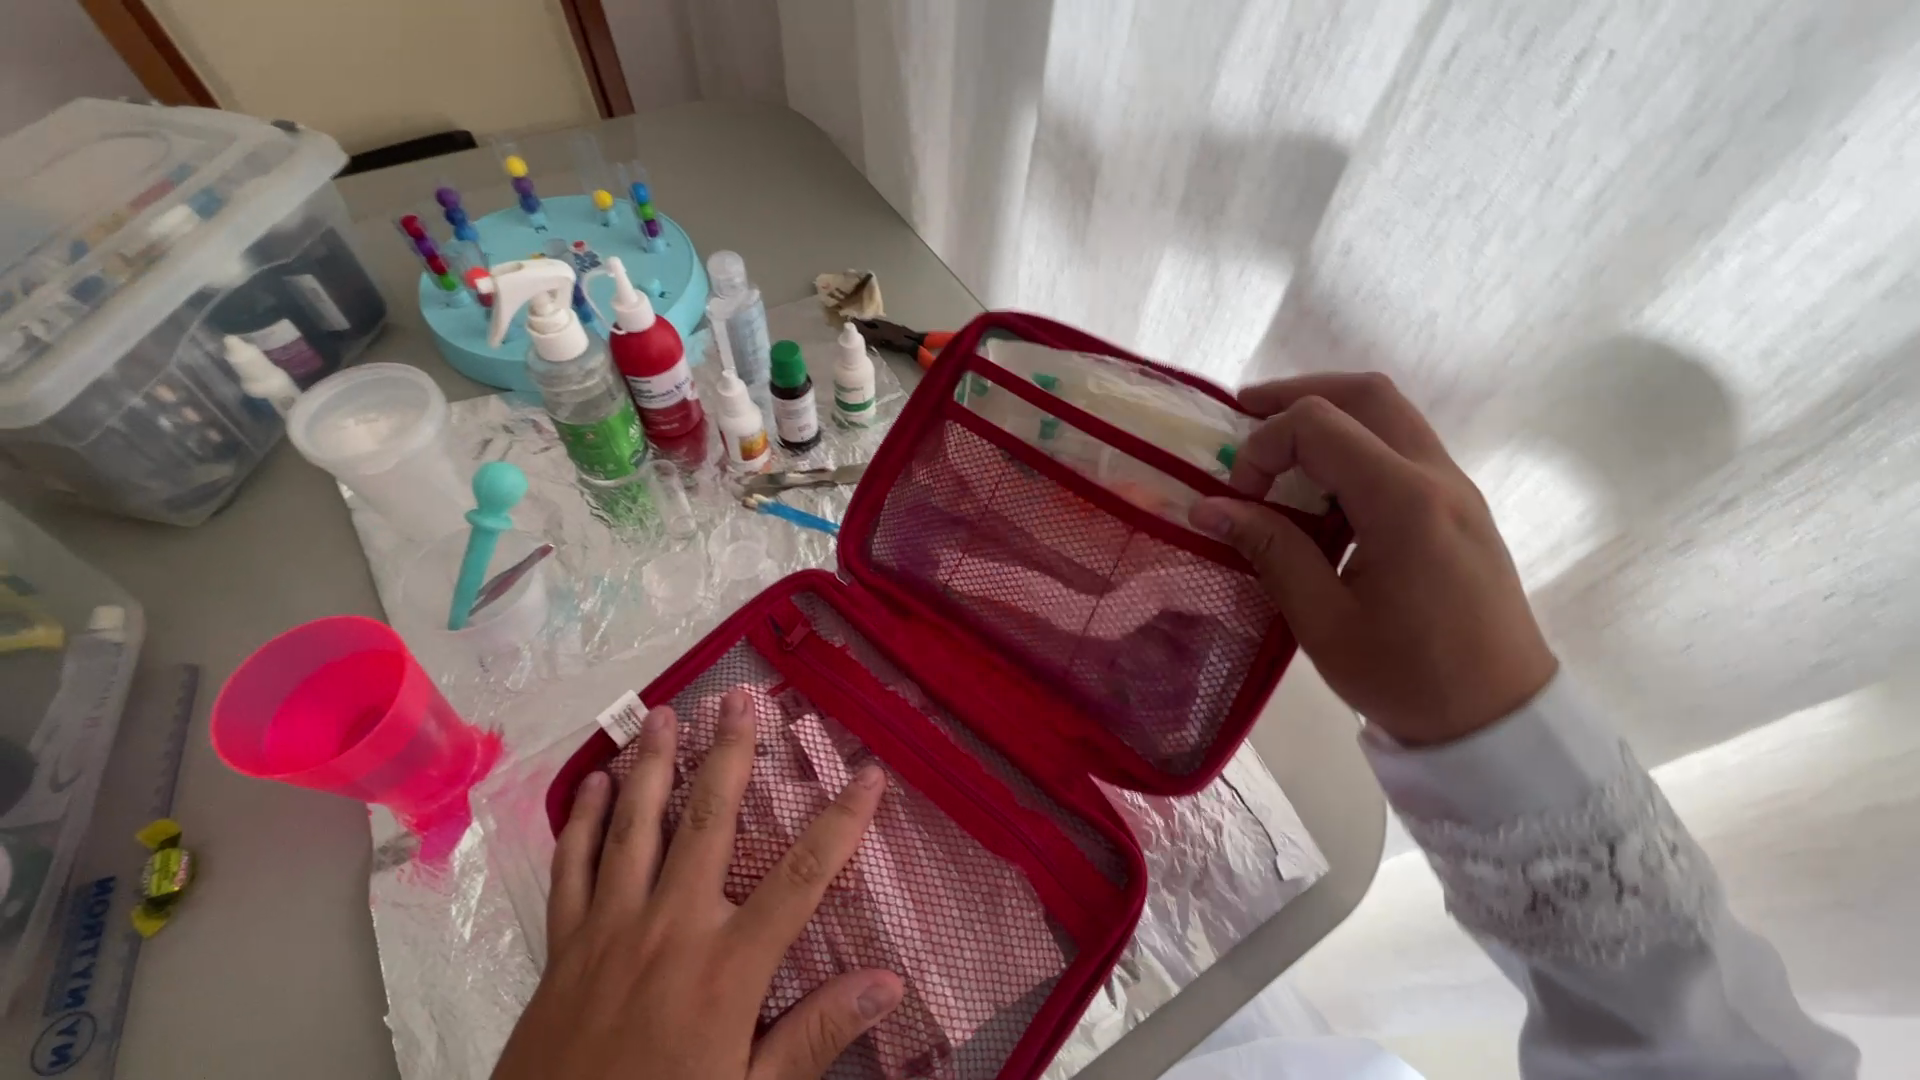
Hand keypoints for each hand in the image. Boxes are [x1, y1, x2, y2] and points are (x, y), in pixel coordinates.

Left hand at [492, 690, 901, 1079]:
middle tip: (740, 700)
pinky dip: (582, 820)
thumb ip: (816, 1033)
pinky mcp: (564, 945)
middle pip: (709, 820)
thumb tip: (889, 983)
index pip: (803, 877)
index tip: (871, 774)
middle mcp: (671, 927)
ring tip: (665, 715)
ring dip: (654, 765)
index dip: (842, 821)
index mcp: (727, 966)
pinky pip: (572, 866)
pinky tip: (594, 783)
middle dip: (730, 755)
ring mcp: (611, 929)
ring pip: (636, 826)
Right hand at [1188, 374, 1556, 745]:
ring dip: (1328, 414)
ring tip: (1276, 445)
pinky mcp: (1458, 506)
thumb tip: (1209, 507)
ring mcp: (1455, 488)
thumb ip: (1270, 550)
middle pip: (1365, 393)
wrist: (1500, 717)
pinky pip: (1402, 445)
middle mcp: (1436, 477)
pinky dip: (1353, 442)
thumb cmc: (1407, 677)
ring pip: (1389, 412)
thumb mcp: (1322, 622)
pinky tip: (1321, 485)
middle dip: (1296, 395)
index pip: (1318, 424)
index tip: (1239, 498)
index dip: (1264, 446)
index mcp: (1402, 502)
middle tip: (1243, 416)